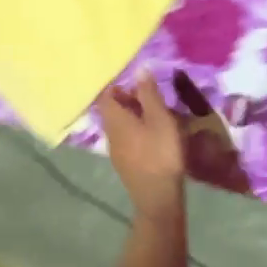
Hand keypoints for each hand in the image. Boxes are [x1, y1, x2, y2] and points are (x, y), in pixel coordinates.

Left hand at [98, 70, 185, 219]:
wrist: (158, 197)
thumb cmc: (160, 152)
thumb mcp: (160, 117)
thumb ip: (149, 93)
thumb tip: (139, 69)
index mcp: (115, 120)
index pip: (106, 96)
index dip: (118, 86)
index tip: (137, 82)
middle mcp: (110, 134)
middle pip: (112, 110)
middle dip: (128, 100)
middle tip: (151, 96)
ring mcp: (116, 151)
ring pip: (119, 126)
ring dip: (133, 116)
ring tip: (156, 114)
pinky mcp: (125, 164)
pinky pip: (126, 139)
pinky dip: (136, 131)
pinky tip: (154, 135)